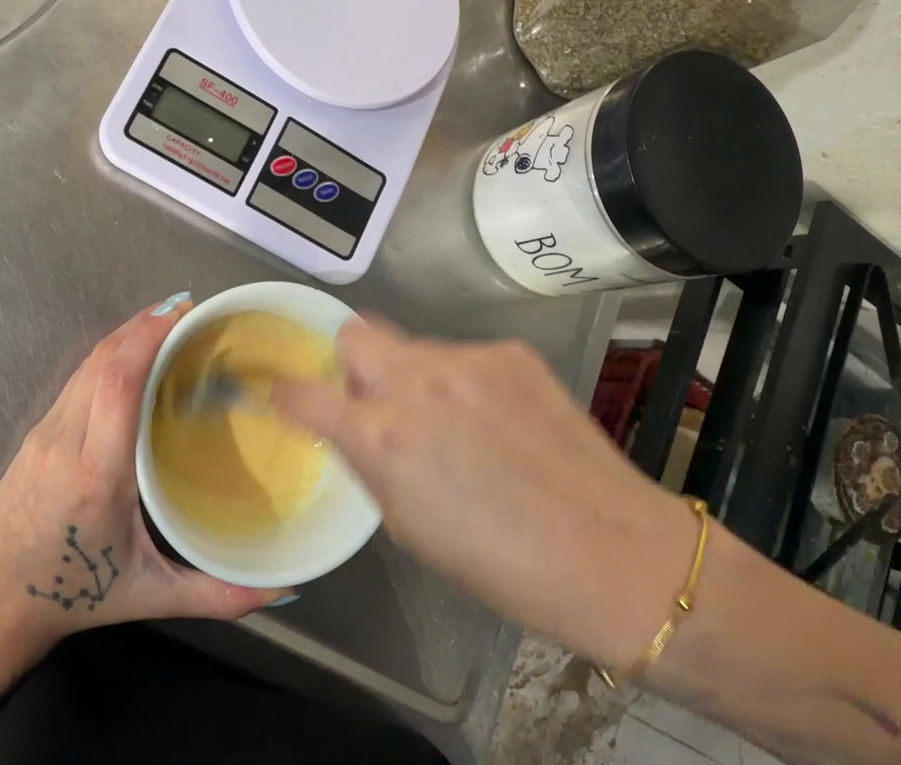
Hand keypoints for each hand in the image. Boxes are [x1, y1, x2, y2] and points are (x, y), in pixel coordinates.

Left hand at [0, 297, 285, 650]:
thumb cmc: (74, 596)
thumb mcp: (150, 596)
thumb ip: (217, 595)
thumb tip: (282, 590)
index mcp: (98, 474)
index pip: (118, 383)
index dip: (149, 338)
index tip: (185, 315)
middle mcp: (66, 442)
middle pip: (102, 361)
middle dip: (144, 325)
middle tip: (188, 312)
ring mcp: (44, 433)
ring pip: (85, 366)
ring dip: (124, 336)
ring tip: (165, 324)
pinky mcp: (34, 434)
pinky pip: (74, 381)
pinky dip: (106, 358)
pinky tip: (130, 358)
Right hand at [272, 320, 696, 670]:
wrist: (613, 554)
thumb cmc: (501, 565)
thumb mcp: (407, 525)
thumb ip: (372, 462)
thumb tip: (357, 430)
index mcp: (382, 436)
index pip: (301, 393)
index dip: (286, 395)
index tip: (289, 400)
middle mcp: (416, 382)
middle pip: (354, 333)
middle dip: (351, 363)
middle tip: (376, 402)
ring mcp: (468, 360)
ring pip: (414, 346)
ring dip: (414, 375)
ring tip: (455, 423)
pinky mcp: (513, 353)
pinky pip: (464, 355)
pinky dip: (464, 381)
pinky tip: (498, 420)